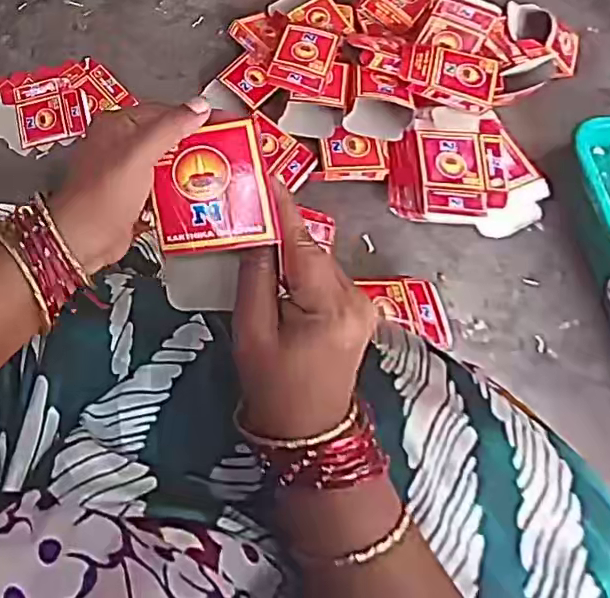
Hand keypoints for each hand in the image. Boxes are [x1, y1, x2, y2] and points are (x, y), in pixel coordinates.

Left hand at [45, 99, 210, 274]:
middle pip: (167, 137)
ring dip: (187, 170)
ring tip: (213, 172)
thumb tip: (198, 105)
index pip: (164, 111)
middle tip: (221, 149)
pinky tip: (193, 196)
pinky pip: (162, 187)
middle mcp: (120, 144)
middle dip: (193, 145)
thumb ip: (170, 127)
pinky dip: (177, 191)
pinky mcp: (133, 196)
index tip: (220, 122)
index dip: (193, 117)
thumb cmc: (101, 195)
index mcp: (118, 124)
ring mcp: (126, 171)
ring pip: (167, 163)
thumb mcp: (140, 153)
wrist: (83, 241)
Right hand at [234, 185, 379, 439]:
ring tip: (256, 229)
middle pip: (311, 248)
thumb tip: (255, 231)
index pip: (302, 244)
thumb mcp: (253, 331)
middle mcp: (355, 299)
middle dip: (280, 227)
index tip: (266, 176)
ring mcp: (361, 304)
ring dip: (289, 245)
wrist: (309, 434)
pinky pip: (322, 274)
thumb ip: (254, 276)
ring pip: (317, 258)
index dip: (282, 207)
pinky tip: (276, 262)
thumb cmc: (274, 387)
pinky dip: (299, 264)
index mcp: (330, 307)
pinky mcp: (357, 308)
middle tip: (247, 204)